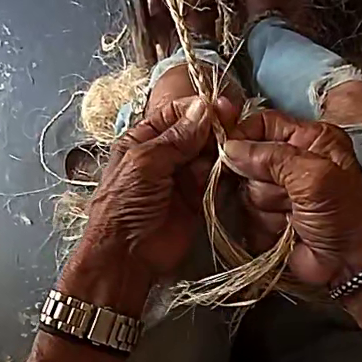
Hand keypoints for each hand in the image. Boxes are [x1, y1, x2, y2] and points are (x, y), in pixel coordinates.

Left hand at [70, 95, 238, 313]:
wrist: (127, 254)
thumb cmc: (125, 203)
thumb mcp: (145, 162)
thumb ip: (176, 137)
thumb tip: (203, 107)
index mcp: (145, 140)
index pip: (175, 114)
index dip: (198, 109)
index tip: (221, 107)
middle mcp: (166, 155)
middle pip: (198, 132)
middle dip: (216, 129)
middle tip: (235, 127)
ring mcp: (183, 177)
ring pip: (211, 154)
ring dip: (223, 151)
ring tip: (236, 149)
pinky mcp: (199, 198)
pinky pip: (218, 179)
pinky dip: (228, 173)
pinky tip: (236, 168)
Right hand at [221, 109, 361, 288]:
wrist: (351, 265)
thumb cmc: (345, 216)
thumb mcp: (315, 177)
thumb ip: (272, 157)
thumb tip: (229, 147)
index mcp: (308, 138)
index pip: (260, 123)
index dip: (243, 137)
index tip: (232, 156)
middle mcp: (291, 159)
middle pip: (246, 159)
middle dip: (260, 181)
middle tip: (287, 196)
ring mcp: (278, 190)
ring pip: (244, 190)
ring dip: (265, 207)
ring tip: (292, 216)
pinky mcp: (268, 216)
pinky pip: (246, 214)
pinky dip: (263, 225)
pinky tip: (285, 230)